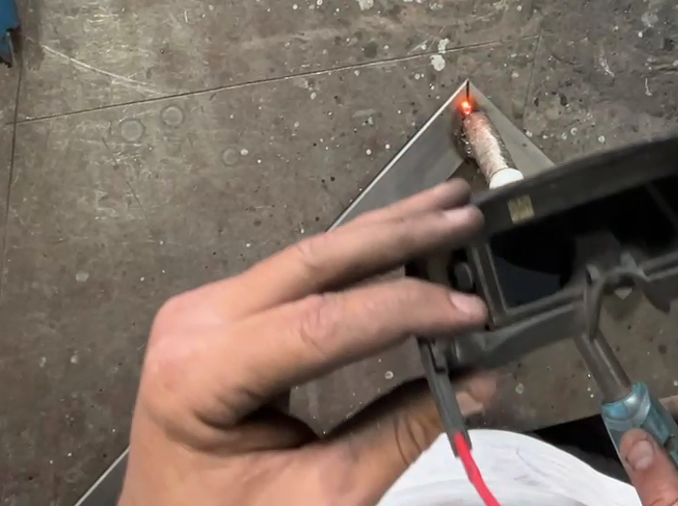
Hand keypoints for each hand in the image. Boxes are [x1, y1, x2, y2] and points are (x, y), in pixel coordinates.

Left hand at [119, 180, 496, 504]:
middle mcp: (198, 317)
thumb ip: (398, 432)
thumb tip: (479, 379)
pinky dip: (359, 252)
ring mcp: (207, 304)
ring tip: (445, 202)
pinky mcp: (225, 304)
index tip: (474, 310)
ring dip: (385, 229)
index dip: (404, 308)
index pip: (320, 323)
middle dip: (400, 236)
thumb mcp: (318, 497)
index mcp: (201, 373)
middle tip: (464, 216)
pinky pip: (301, 271)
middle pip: (316, 263)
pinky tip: (399, 229)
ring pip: (313, 254)